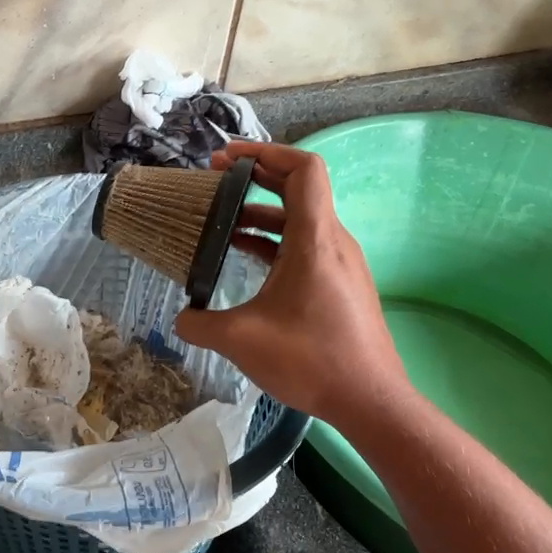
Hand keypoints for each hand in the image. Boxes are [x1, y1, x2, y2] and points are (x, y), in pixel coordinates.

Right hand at [174, 142, 408, 422]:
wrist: (372, 402)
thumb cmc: (311, 360)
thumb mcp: (240, 340)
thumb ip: (199, 324)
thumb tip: (179, 319)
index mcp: (314, 239)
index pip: (304, 168)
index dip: (266, 151)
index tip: (228, 157)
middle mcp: (333, 241)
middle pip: (299, 187)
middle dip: (256, 175)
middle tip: (215, 176)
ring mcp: (340, 263)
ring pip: (300, 219)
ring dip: (261, 211)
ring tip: (220, 219)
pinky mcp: (340, 284)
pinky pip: (304, 244)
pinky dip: (273, 239)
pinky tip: (243, 255)